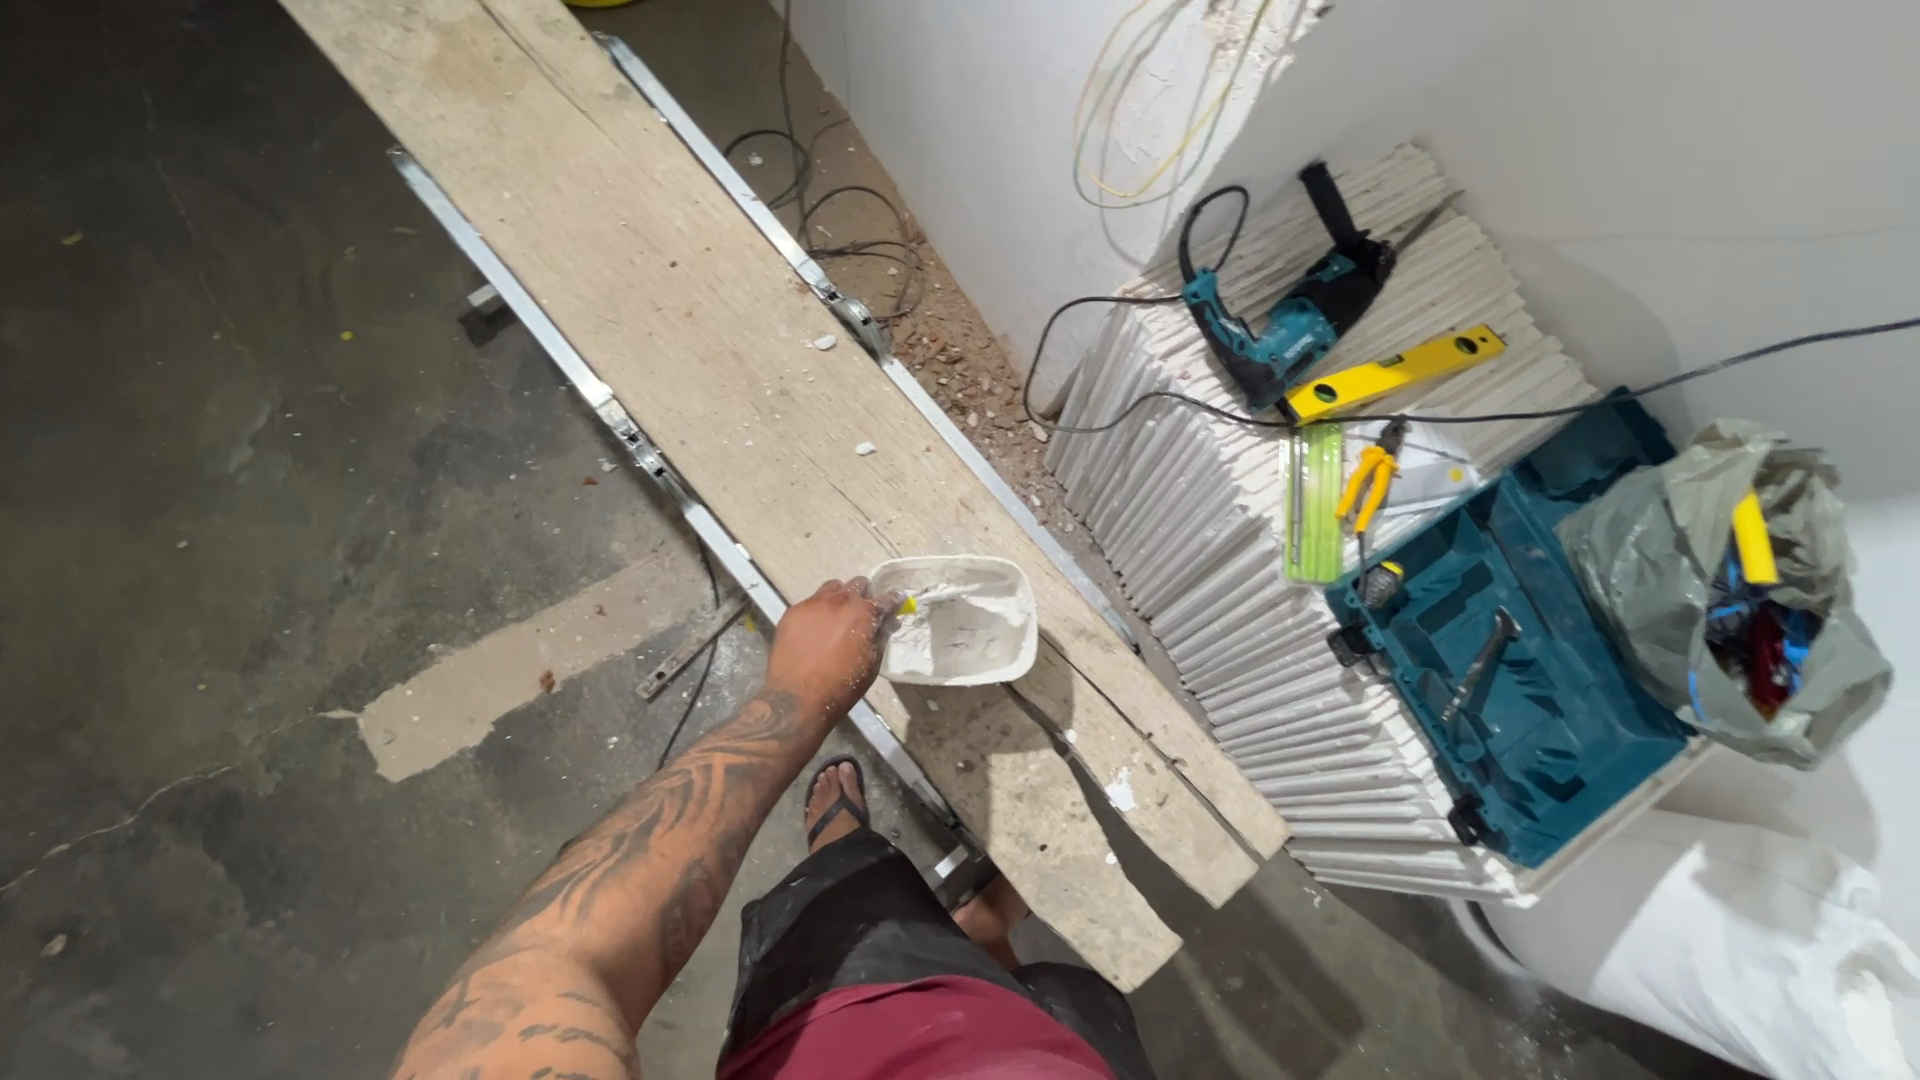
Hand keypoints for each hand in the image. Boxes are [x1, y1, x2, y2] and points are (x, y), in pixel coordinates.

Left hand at [764, 578, 901, 720]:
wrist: (797, 697)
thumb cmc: (842, 686)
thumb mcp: (871, 663)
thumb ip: (881, 636)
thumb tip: (890, 621)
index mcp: (865, 613)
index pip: (887, 598)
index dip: (894, 601)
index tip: (895, 603)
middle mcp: (841, 601)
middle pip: (858, 584)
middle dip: (864, 595)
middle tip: (861, 612)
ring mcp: (814, 603)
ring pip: (833, 587)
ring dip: (840, 597)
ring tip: (836, 616)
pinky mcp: (794, 611)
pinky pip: (811, 601)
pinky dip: (818, 610)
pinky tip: (814, 629)